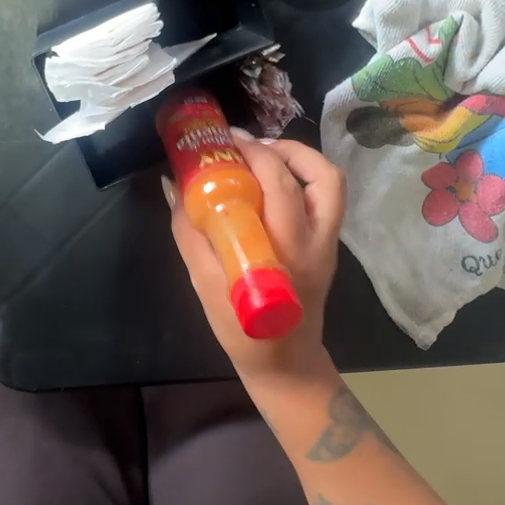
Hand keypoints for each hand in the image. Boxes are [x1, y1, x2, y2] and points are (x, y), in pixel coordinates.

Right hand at [166, 130, 346, 385]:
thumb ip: (189, 234)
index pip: (279, 185)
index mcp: (286, 251)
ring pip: (331, 182)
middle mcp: (316, 240)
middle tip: (242, 144)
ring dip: (300, 158)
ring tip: (265, 154)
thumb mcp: (206, 286)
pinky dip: (304, 177)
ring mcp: (329, 242)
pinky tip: (273, 180)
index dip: (255, 153)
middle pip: (314, 175)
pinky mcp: (331, 245)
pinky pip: (327, 197)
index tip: (227, 140)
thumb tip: (173, 186)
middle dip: (276, 148)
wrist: (286, 364)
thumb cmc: (242, 331)